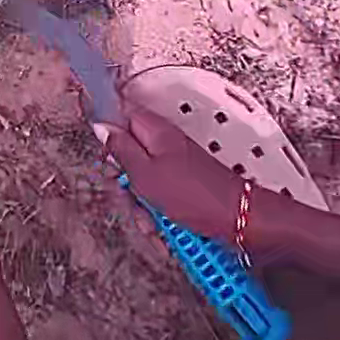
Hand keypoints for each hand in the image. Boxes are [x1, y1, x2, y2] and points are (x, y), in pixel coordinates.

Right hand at [94, 98, 245, 237]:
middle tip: (127, 192)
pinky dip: (156, 209)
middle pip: (129, 150)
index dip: (108, 132)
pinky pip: (159, 192)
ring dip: (139, 200)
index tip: (104, 152)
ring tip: (149, 218)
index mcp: (155, 131)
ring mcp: (175, 162)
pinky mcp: (183, 182)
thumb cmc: (195, 197)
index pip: (122, 114)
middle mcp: (165, 142)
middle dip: (124, 176)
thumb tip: (102, 127)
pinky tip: (161, 226)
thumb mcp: (144, 173)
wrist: (238, 220)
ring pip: (142, 176)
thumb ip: (120, 148)